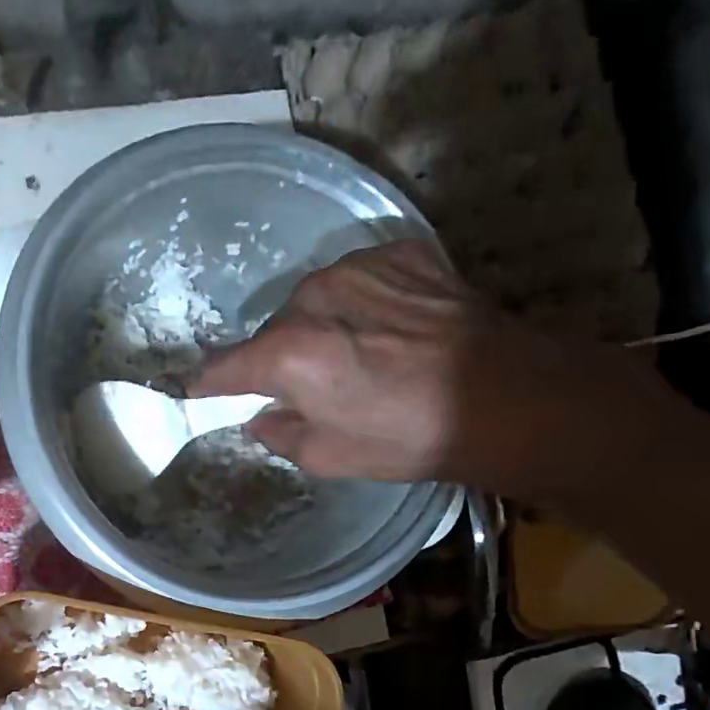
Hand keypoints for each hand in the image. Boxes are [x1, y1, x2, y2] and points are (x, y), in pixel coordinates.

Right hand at [192, 240, 684, 501]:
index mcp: (290, 353)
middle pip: (271, 329)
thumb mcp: (330, 457)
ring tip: (360, 352)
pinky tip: (392, 327)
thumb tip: (261, 415)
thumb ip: (279, 432)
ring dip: (321, 325)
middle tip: (312, 384)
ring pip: (313, 300)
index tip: (202, 393)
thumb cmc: (411, 437)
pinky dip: (361, 302)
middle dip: (279, 356)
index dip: (209, 384)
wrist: (507, 396)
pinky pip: (357, 279)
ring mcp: (358, 267)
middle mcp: (313, 298)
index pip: (223, 366)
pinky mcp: (398, 253)